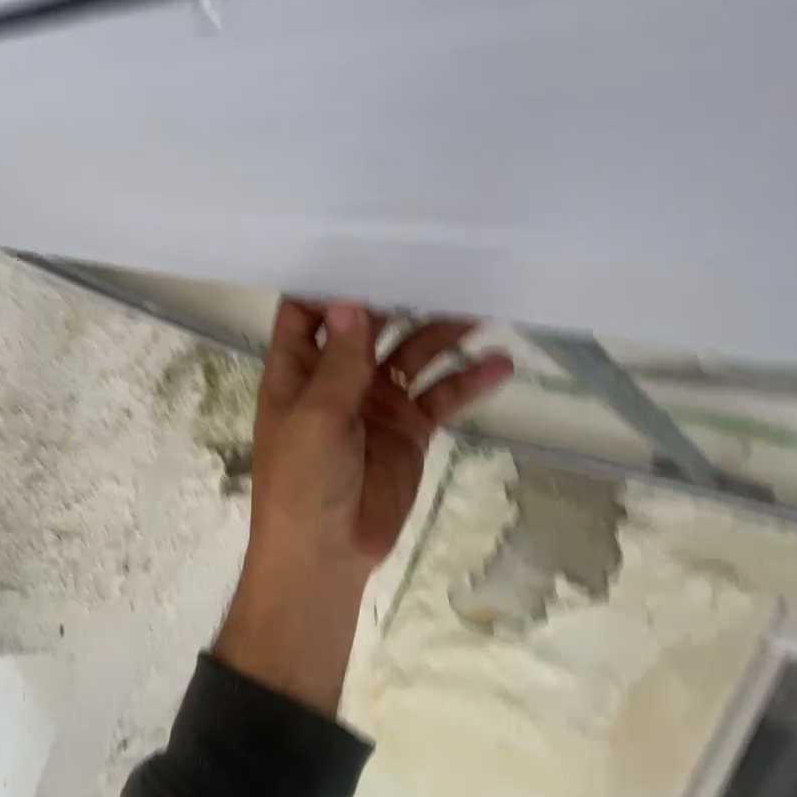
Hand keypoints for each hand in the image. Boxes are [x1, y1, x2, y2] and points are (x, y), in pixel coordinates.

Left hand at [213, 300, 512, 715]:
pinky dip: (467, 380)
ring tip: (482, 305)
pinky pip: (441, 394)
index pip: (306, 315)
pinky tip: (501, 361)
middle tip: (442, 259)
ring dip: (441, 331)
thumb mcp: (315, 418)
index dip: (331, 283)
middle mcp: (335, 380)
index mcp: (296, 373)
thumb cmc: (304, 483)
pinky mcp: (408, 429)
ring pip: (411, 353)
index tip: (367, 245)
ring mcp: (374, 402)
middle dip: (397, 296)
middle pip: (367, 325)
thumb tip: (347, 300)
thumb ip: (337, 363)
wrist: (326, 551)